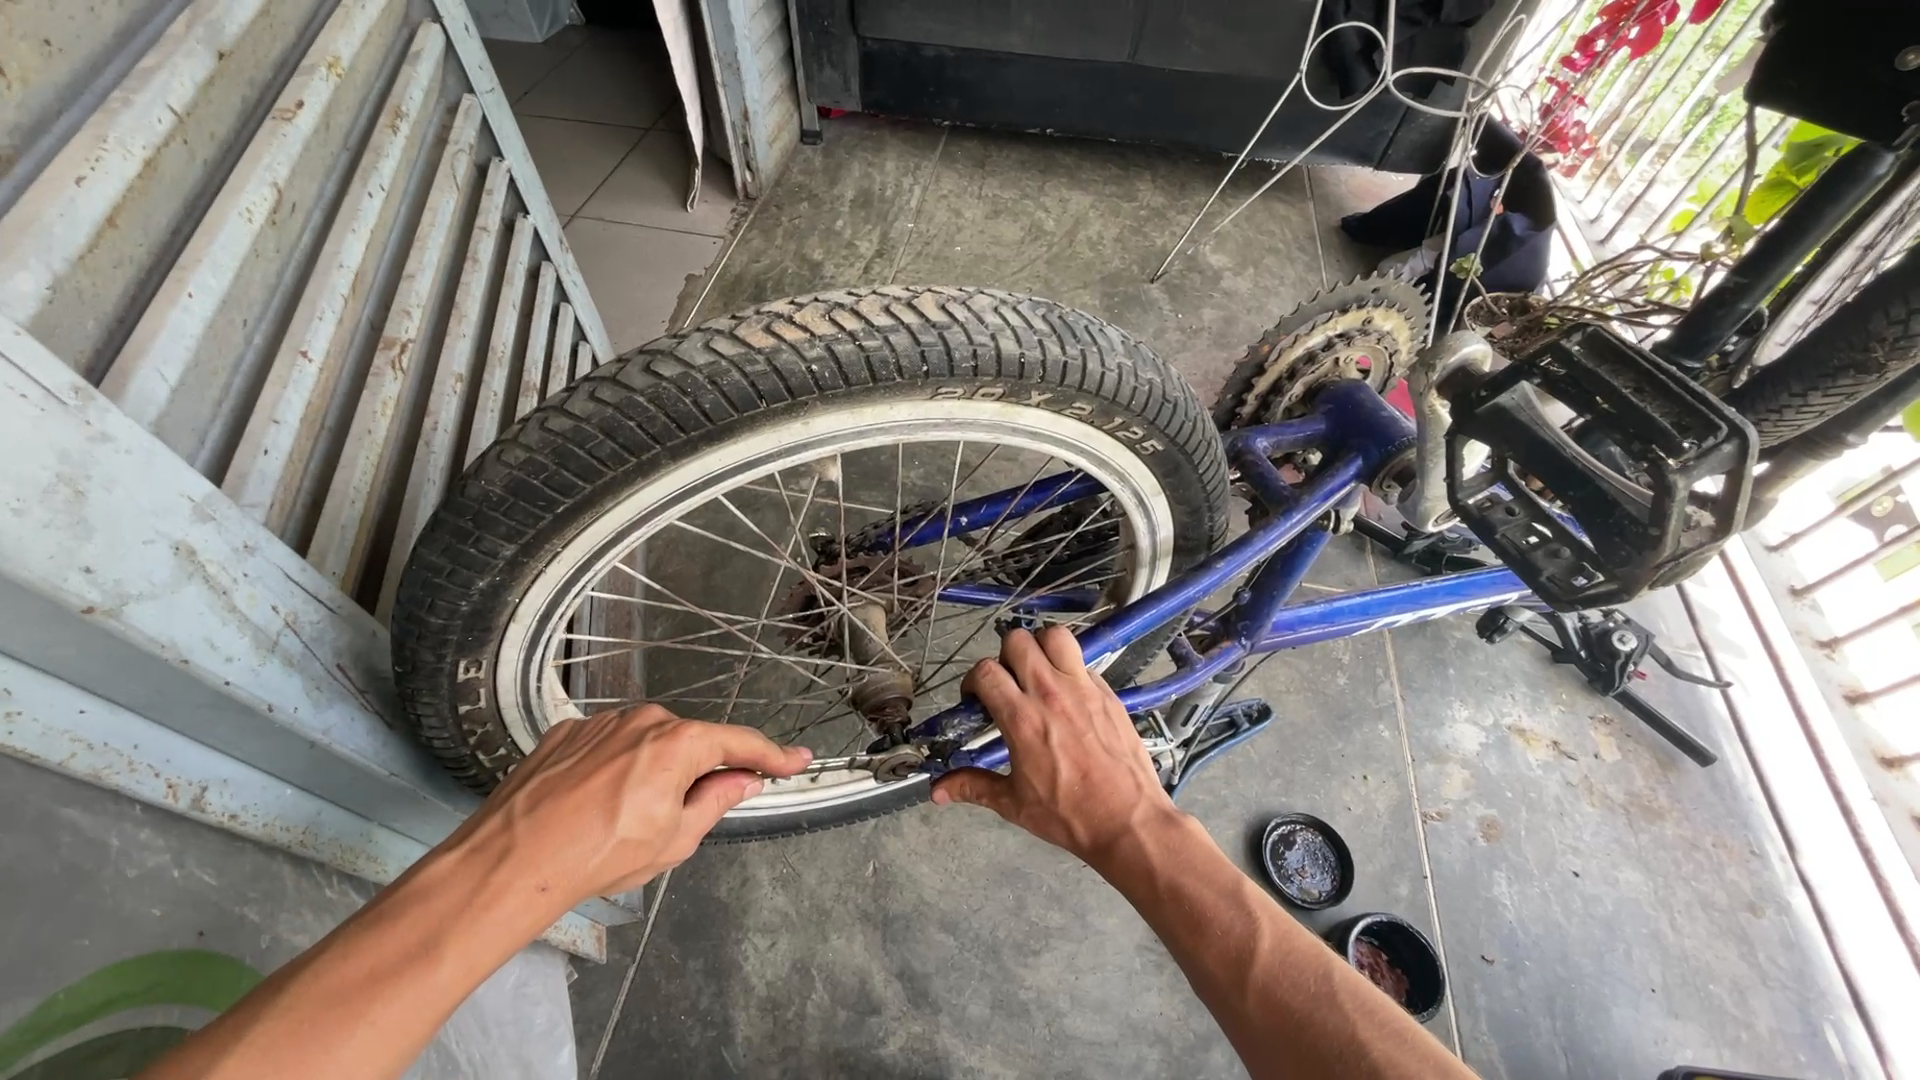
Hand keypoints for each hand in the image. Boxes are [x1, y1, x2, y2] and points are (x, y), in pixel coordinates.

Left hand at [457, 705, 810, 901]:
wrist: (508, 862)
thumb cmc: (601, 857)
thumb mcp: (674, 840)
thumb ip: (716, 801)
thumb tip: (744, 780)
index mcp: (679, 743)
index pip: (740, 744)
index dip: (774, 755)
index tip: (799, 760)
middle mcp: (645, 719)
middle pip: (689, 742)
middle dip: (697, 771)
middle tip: (684, 814)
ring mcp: (601, 721)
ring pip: (646, 742)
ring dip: (652, 768)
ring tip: (624, 816)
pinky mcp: (565, 731)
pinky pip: (607, 743)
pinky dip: (614, 765)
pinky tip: (593, 801)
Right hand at [931, 627, 1180, 865]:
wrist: (1129, 821)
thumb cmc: (1070, 815)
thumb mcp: (1015, 804)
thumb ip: (973, 787)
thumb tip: (938, 791)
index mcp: (1022, 718)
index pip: (985, 672)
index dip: (973, 681)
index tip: (977, 699)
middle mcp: (1050, 693)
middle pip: (1017, 640)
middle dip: (1004, 656)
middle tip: (1008, 683)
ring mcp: (1083, 688)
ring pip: (1055, 635)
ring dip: (1041, 647)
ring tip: (1039, 673)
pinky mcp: (1107, 692)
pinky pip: (1083, 661)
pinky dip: (1069, 667)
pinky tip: (1068, 694)